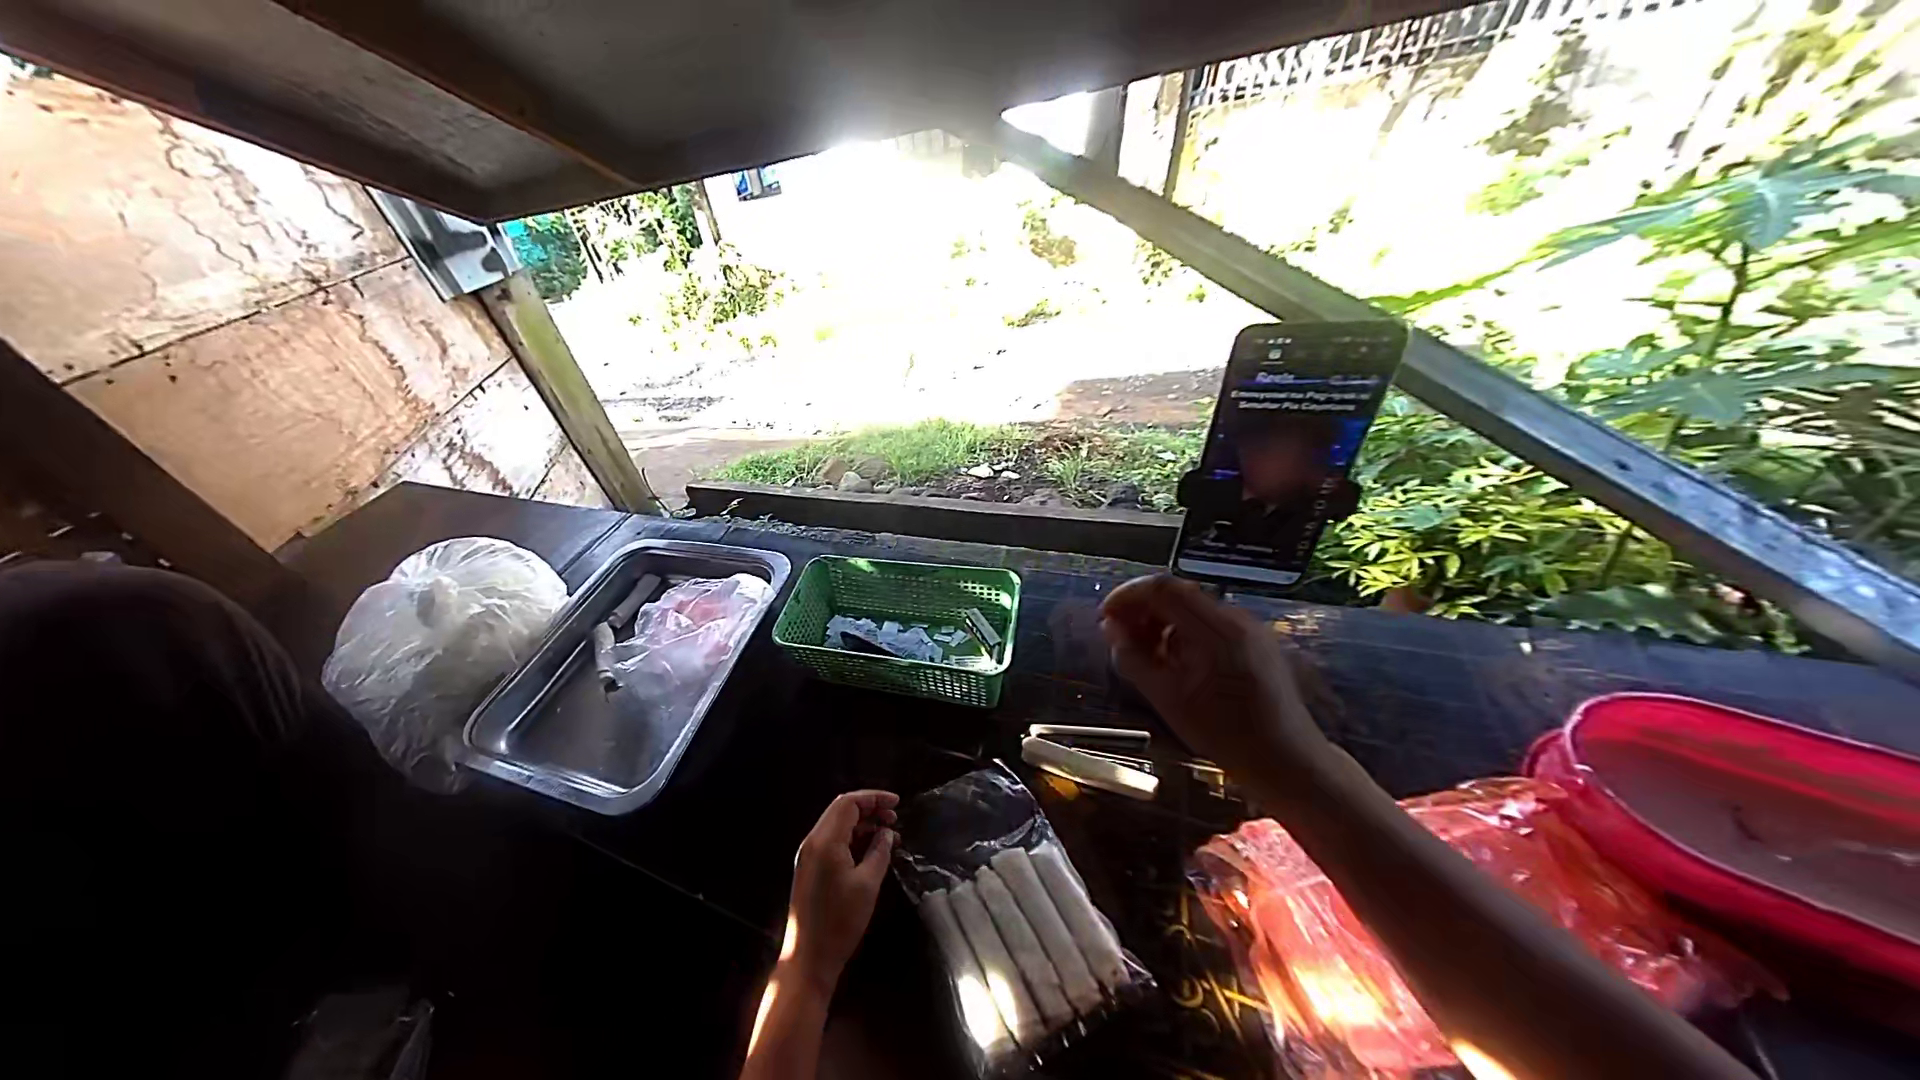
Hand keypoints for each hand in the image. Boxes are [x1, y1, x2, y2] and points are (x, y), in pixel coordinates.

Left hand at [784, 789, 898, 991]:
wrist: (808, 959)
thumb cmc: (840, 922)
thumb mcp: (868, 884)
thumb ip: (879, 851)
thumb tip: (887, 833)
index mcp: (824, 841)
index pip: (848, 803)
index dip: (874, 798)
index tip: (896, 803)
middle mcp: (812, 843)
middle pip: (841, 810)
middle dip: (869, 809)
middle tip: (894, 819)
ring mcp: (808, 856)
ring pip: (837, 826)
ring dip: (862, 825)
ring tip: (888, 836)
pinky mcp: (809, 869)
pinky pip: (832, 842)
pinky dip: (852, 839)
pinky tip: (871, 851)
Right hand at [1099, 574, 1330, 778]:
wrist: (1287, 760)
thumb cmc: (1227, 735)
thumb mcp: (1167, 699)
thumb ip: (1132, 658)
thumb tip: (1110, 628)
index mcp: (1216, 630)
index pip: (1162, 588)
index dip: (1127, 596)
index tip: (1105, 617)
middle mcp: (1235, 618)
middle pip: (1176, 594)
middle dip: (1141, 611)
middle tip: (1119, 638)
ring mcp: (1247, 627)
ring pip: (1190, 608)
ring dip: (1160, 623)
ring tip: (1145, 656)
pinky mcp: (1253, 638)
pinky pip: (1207, 623)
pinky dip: (1181, 633)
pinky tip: (1174, 663)